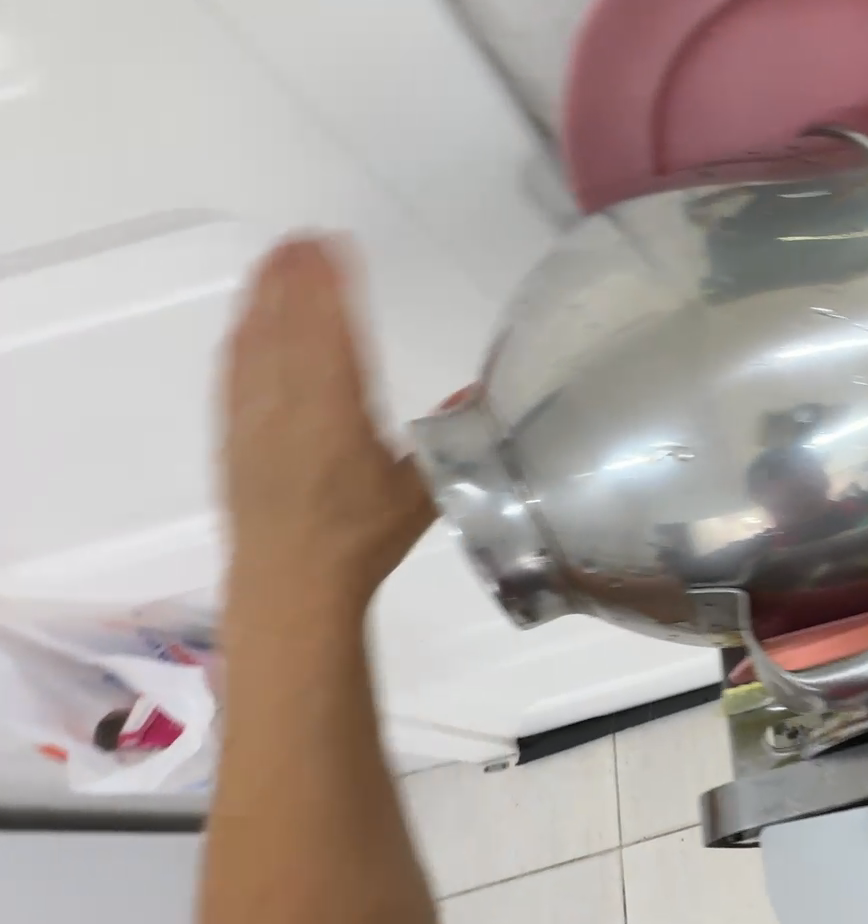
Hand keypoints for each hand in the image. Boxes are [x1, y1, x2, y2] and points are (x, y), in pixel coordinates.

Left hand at [221, 238, 436, 611]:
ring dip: (264, 296)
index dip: (331, 288)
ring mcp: (251, 416)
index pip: (331, 336)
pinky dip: (243, 333)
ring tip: (277, 258)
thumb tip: (472, 397)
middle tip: (306, 236)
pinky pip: (234, 369)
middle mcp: (286, 406)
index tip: (335, 246)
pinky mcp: (232, 431)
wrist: (291, 580)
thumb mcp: (425, 491)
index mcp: (336, 415)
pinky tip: (247, 319)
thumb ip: (447, 442)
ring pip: (255, 341)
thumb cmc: (365, 537)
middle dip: (295, 278)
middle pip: (287, 327)